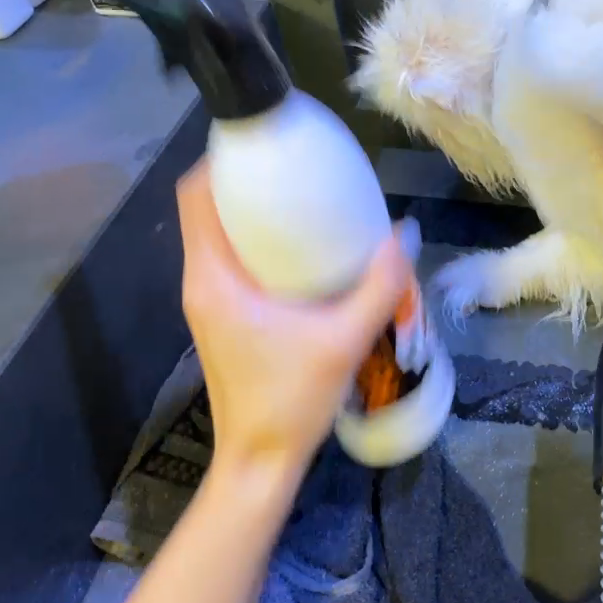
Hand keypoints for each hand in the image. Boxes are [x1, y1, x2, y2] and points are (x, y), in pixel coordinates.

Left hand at [176, 160, 414, 472]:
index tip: (269, 141)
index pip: (195, 197)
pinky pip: (236, 258)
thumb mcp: (344, 339)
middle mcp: (202, 281)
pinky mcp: (225, 315)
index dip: (222, 159)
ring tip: (311, 198)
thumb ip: (380, 284)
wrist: (260, 462)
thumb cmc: (290, 400)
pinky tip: (310, 248)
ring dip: (258, 211)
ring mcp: (210, 300)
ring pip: (224, 233)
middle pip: (210, 208)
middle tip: (304, 165)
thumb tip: (406, 232)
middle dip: (251, 180)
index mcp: (214, 278)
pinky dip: (264, 241)